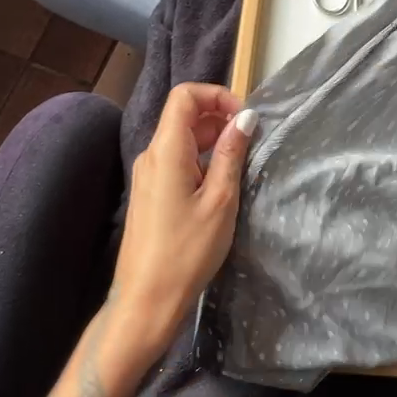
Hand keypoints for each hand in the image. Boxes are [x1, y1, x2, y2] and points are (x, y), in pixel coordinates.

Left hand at [113, 83, 255, 358]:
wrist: (146, 300)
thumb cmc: (187, 251)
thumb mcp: (220, 200)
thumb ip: (231, 154)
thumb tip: (245, 118)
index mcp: (166, 150)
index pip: (185, 96)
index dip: (217, 96)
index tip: (245, 119)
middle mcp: (151, 155)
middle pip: (184, 116)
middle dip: (220, 119)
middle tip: (250, 145)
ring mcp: (148, 175)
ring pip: (182, 140)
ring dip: (213, 142)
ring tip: (240, 168)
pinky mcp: (151, 194)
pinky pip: (178, 161)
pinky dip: (202, 162)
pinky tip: (221, 187)